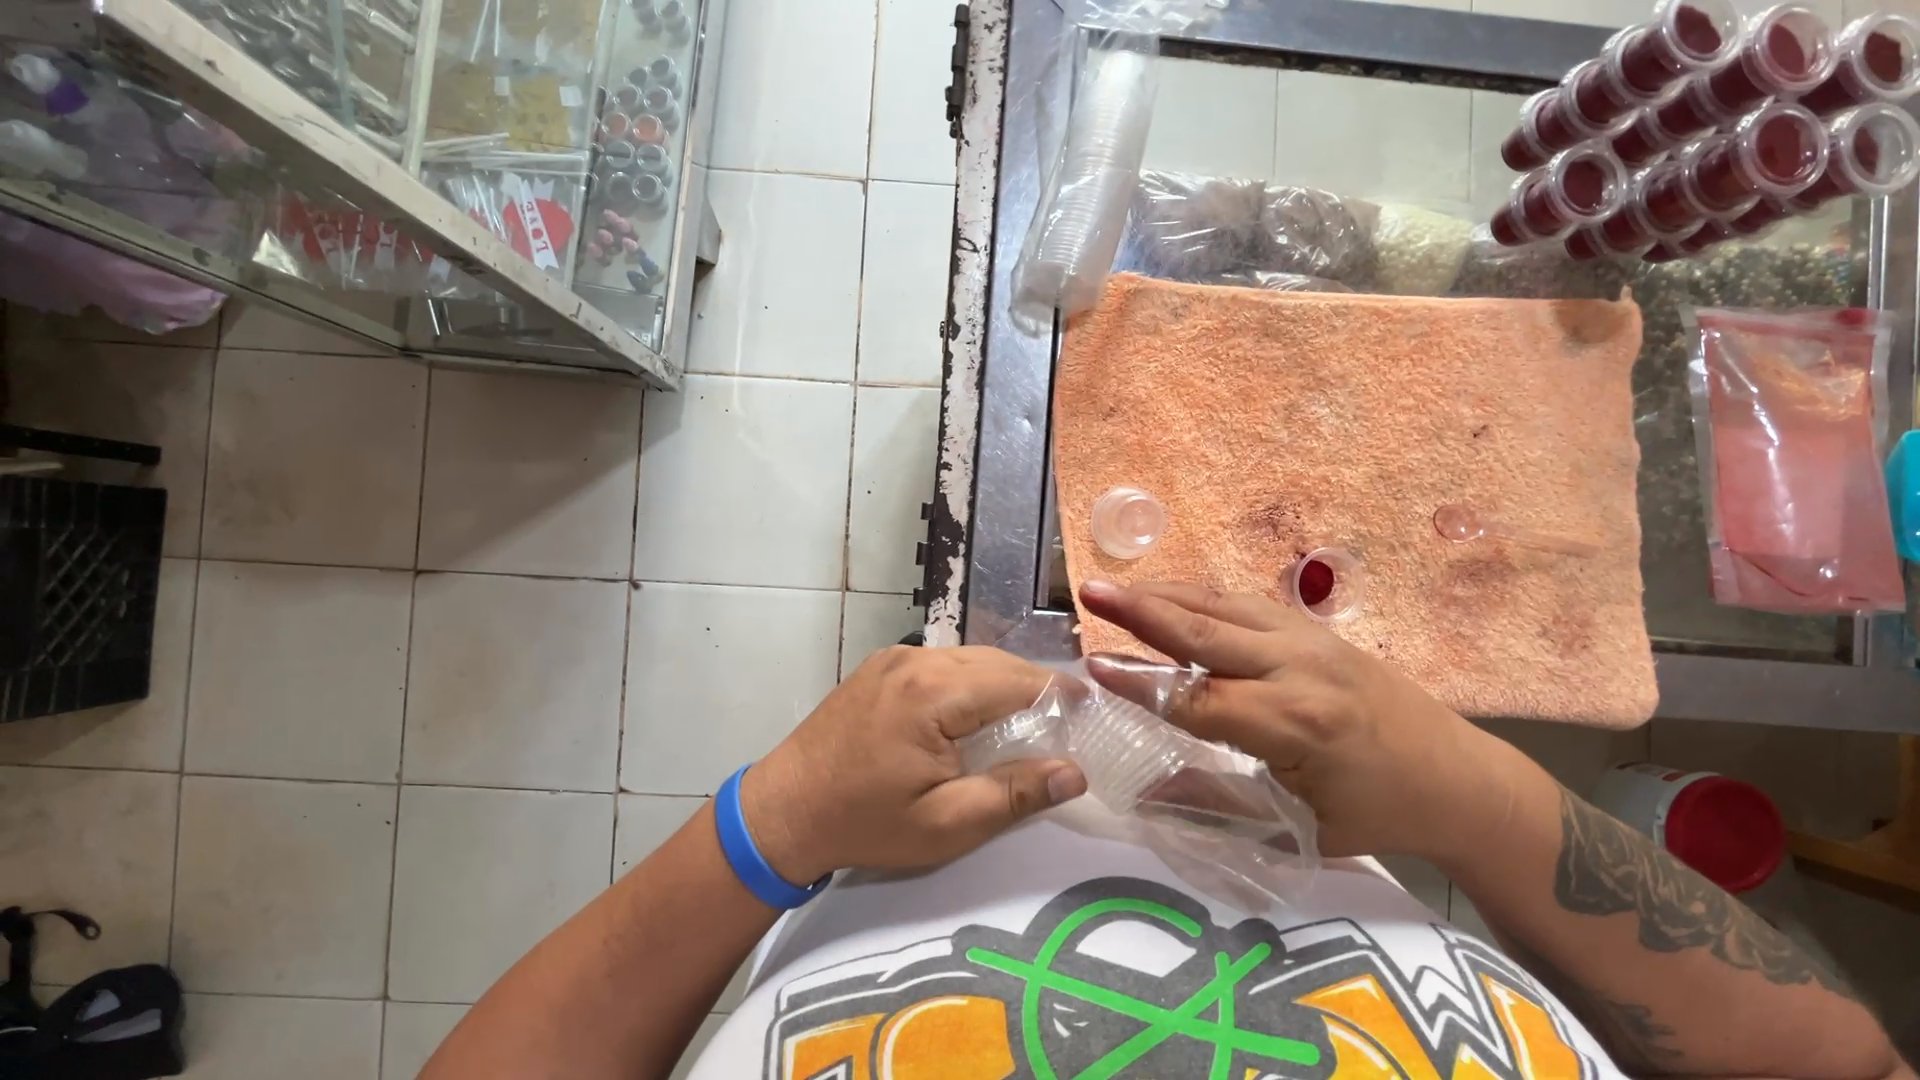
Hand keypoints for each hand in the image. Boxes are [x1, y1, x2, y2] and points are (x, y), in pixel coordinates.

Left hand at [739, 646, 1088, 884]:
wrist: (783, 810)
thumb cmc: (865, 823)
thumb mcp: (945, 824)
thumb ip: (1013, 794)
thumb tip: (1076, 773)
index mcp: (934, 693)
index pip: (1017, 680)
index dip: (1059, 694)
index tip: (1092, 710)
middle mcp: (916, 660)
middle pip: (996, 662)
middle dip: (1035, 686)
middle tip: (1067, 719)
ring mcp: (894, 658)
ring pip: (971, 658)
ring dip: (1003, 682)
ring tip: (1030, 716)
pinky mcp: (880, 666)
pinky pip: (943, 663)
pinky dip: (971, 681)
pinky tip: (979, 711)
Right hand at [1078, 580, 1512, 863]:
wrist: (1460, 778)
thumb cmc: (1378, 813)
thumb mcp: (1298, 827)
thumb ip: (1214, 805)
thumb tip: (1141, 791)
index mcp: (1295, 723)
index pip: (1197, 699)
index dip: (1140, 686)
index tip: (1091, 668)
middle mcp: (1298, 668)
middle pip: (1203, 632)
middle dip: (1140, 610)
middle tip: (1088, 590)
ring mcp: (1310, 640)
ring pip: (1222, 606)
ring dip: (1164, 594)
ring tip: (1114, 587)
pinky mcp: (1315, 630)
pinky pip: (1245, 605)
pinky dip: (1198, 597)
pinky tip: (1169, 596)